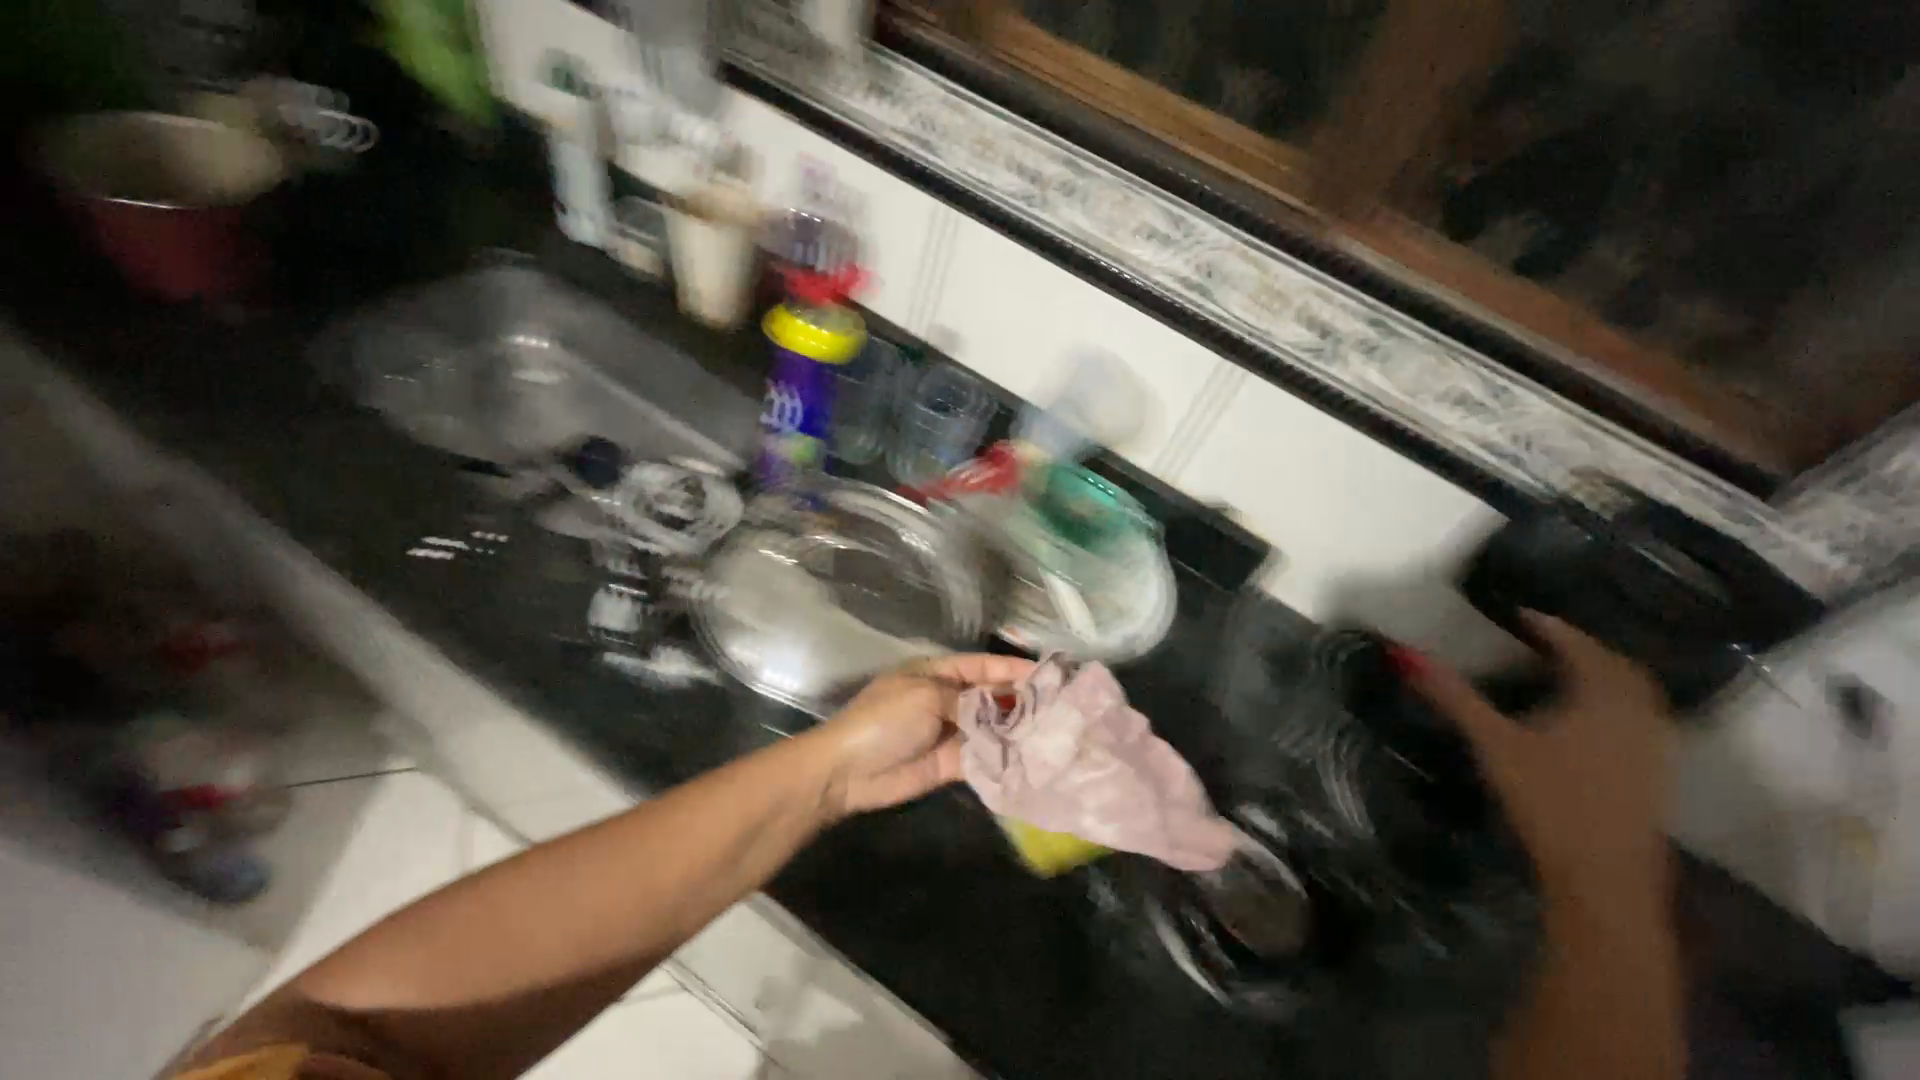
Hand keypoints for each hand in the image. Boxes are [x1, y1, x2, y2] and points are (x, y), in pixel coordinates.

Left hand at [806, 653, 1036, 819]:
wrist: (847, 771)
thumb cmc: (883, 721)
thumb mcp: (925, 696)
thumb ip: (969, 700)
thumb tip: (1005, 706)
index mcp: (937, 674)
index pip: (984, 666)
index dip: (1014, 668)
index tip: (1049, 674)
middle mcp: (948, 700)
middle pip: (993, 696)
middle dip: (1023, 699)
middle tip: (1062, 706)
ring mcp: (951, 732)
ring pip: (993, 728)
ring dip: (1019, 729)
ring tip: (1057, 732)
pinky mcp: (952, 764)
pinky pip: (984, 757)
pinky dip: (1005, 757)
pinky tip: (1034, 757)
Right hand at [1402, 612, 1675, 898]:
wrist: (1603, 875)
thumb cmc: (1548, 800)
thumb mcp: (1492, 742)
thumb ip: (1452, 696)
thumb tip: (1404, 652)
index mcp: (1602, 697)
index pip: (1581, 647)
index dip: (1552, 628)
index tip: (1522, 617)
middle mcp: (1638, 714)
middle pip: (1619, 667)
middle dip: (1585, 649)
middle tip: (1548, 643)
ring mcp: (1655, 747)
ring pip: (1637, 696)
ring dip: (1606, 678)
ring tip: (1566, 678)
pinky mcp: (1657, 776)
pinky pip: (1641, 722)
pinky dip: (1616, 708)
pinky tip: (1588, 725)